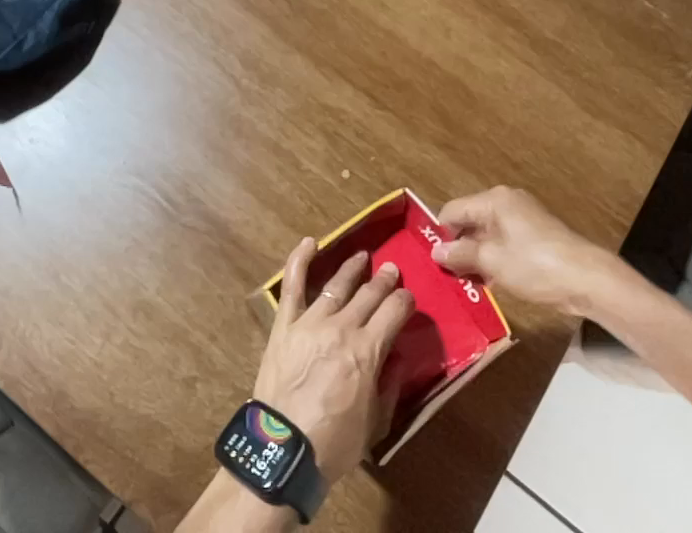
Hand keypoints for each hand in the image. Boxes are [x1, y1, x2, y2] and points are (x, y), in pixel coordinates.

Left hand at [254, 238, 415, 485]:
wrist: (283, 449)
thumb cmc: (334, 442)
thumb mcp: (375, 421)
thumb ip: (388, 384)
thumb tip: (396, 356)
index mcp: (368, 350)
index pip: (395, 311)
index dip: (404, 300)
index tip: (408, 297)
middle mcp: (342, 327)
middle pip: (369, 294)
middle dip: (385, 281)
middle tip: (392, 270)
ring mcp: (310, 322)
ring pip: (337, 285)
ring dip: (353, 269)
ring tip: (363, 257)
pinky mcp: (284, 325)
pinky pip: (292, 286)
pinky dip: (300, 260)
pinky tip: (310, 243)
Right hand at [432, 186, 628, 314]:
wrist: (587, 280)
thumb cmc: (534, 265)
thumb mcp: (491, 260)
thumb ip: (460, 254)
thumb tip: (435, 252)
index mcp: (494, 200)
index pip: (453, 210)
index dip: (441, 234)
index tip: (434, 262)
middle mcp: (507, 203)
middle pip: (470, 222)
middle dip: (458, 248)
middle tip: (447, 276)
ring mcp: (523, 220)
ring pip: (486, 236)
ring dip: (475, 258)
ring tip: (466, 284)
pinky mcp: (534, 238)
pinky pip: (503, 244)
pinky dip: (493, 260)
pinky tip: (489, 282)